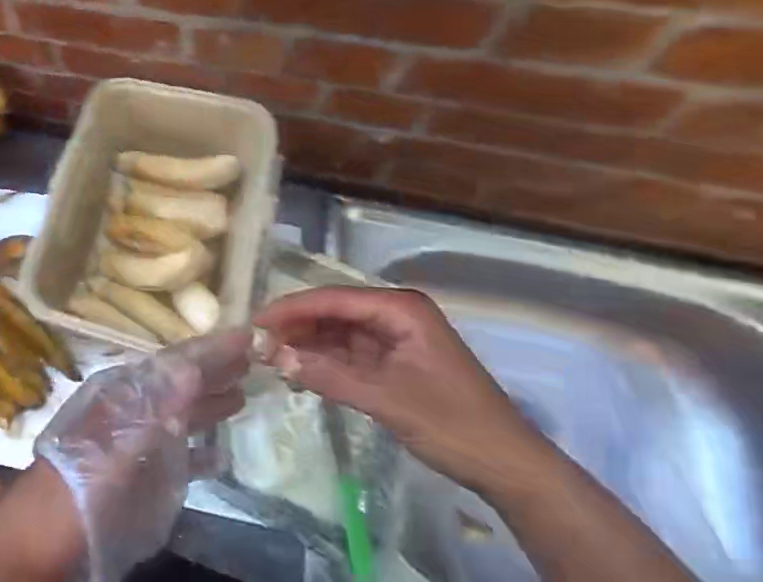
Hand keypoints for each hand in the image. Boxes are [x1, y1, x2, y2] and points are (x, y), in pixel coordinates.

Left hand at [34, 329, 250, 580]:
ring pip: (184, 415)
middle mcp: (140, 408)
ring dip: (212, 403)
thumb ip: (159, 398)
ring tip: (242, 394)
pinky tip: (221, 456)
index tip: (248, 334)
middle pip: (185, 383)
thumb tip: (192, 364)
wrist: (51, 534)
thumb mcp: (127, 430)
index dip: (214, 347)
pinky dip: (202, 454)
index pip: (181, 359)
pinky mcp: (145, 481)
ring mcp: (142, 444)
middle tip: (253, 359)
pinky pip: (179, 457)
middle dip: (217, 370)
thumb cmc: (92, 474)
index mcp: (133, 389)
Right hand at [255, 287, 546, 495]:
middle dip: (299, 327)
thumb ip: (331, 377)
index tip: (256, 320)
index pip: (335, 299)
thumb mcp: (387, 399)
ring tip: (271, 358)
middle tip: (257, 343)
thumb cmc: (451, 423)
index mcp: (401, 308)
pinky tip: (301, 373)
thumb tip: (279, 359)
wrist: (506, 463)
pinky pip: (354, 356)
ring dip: (310, 346)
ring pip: (342, 335)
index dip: (294, 308)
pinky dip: (328, 364)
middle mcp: (397, 314)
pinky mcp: (398, 363)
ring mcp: (398, 339)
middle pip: (337, 313)